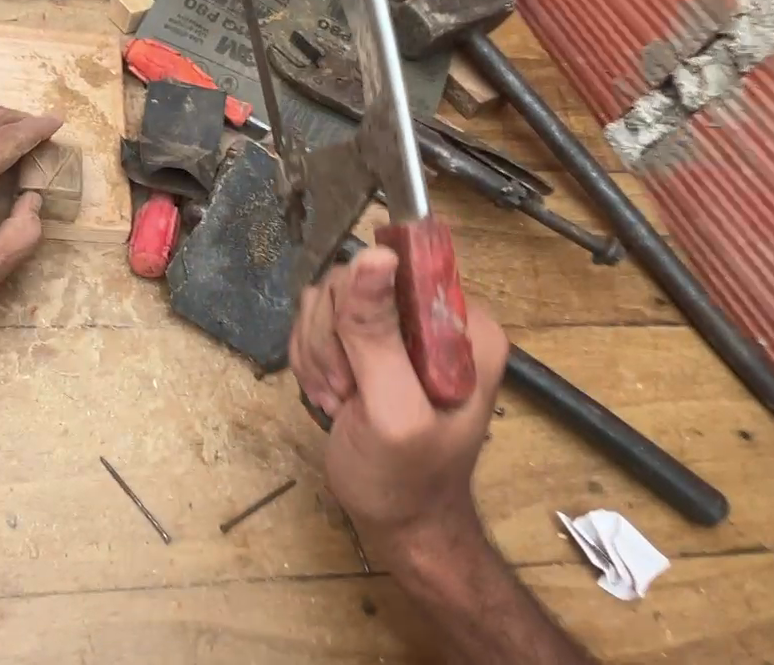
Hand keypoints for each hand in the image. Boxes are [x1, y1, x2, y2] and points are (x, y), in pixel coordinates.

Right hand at [290, 246, 509, 555]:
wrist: (397, 520)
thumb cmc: (404, 477)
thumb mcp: (391, 408)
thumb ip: (376, 334)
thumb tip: (375, 254)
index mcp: (464, 324)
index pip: (394, 268)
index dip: (360, 307)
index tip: (354, 363)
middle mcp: (432, 315)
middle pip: (350, 282)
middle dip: (331, 339)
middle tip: (345, 390)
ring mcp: (396, 326)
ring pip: (324, 300)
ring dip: (317, 352)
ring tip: (339, 399)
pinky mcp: (365, 340)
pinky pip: (314, 320)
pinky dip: (310, 358)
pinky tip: (329, 393)